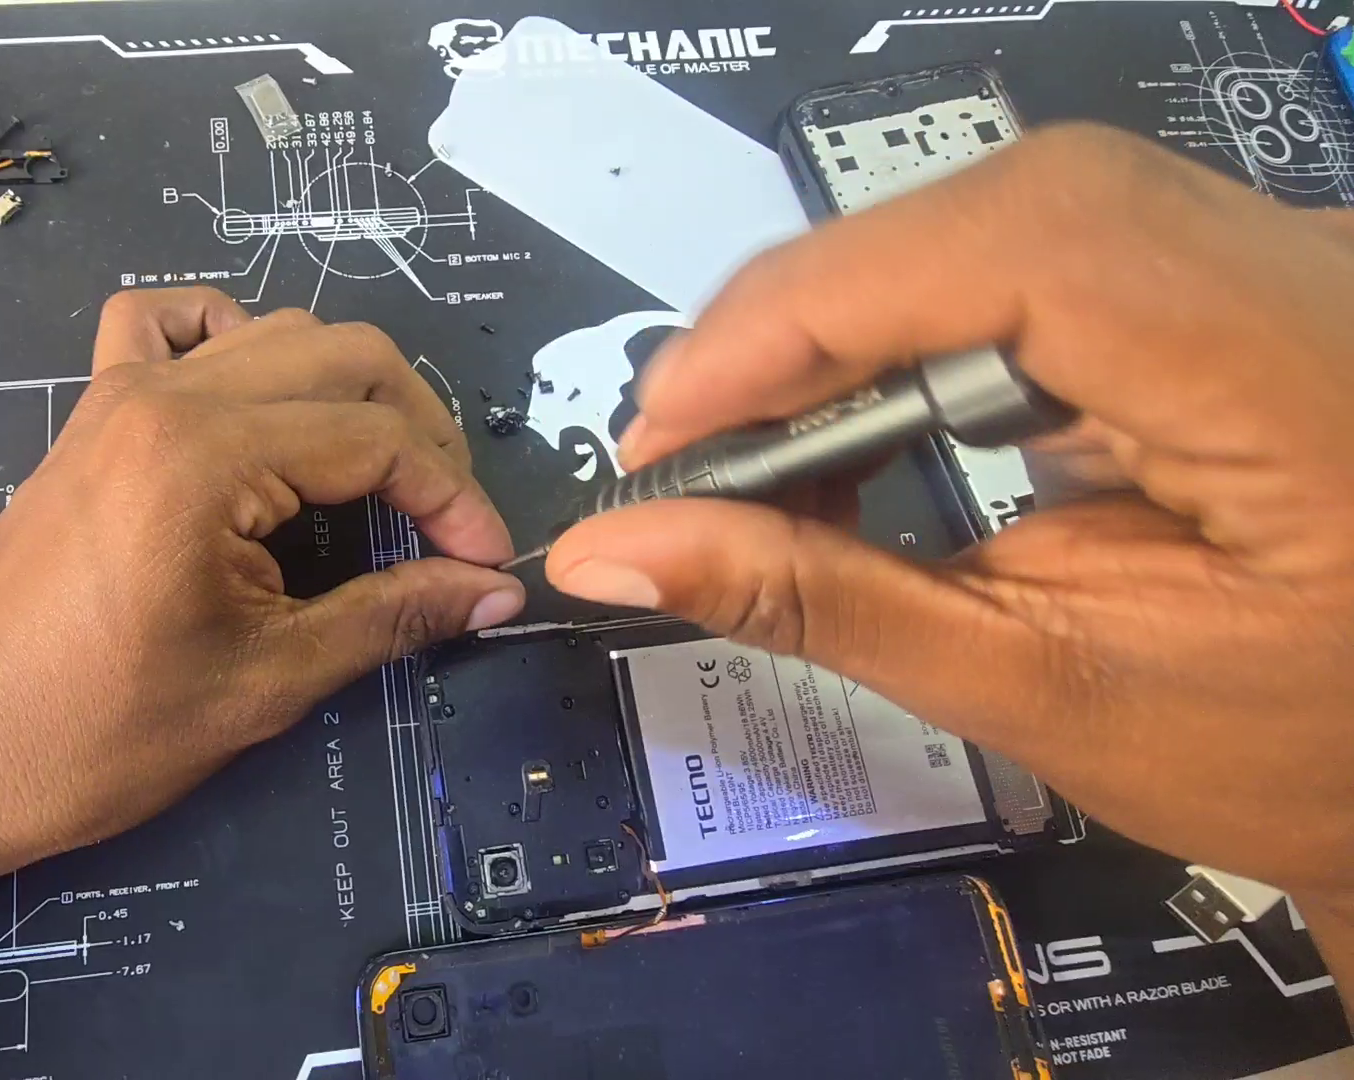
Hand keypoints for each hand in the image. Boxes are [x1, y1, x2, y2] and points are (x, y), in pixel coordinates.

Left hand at [0, 288, 523, 908]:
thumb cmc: (103, 732)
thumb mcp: (268, 680)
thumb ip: (392, 616)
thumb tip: (494, 591)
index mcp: (210, 457)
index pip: (378, 442)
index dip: (454, 500)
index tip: (489, 562)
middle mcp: (171, 393)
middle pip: (345, 358)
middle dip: (421, 432)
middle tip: (448, 514)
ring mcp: (124, 388)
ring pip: (278, 332)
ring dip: (350, 390)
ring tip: (381, 470)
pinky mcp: (97, 408)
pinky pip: (171, 325)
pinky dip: (234, 338)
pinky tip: (259, 395)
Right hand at [549, 125, 1353, 910]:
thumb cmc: (1279, 754)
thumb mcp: (1021, 692)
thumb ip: (804, 604)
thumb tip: (604, 557)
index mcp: (1300, 383)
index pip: (1024, 249)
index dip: (810, 313)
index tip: (669, 421)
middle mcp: (1293, 277)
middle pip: (979, 216)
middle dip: (786, 326)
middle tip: (674, 441)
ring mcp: (1238, 270)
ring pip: (967, 234)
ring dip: (813, 340)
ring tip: (729, 447)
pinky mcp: (1178, 297)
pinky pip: (984, 276)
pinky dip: (866, 351)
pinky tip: (822, 433)